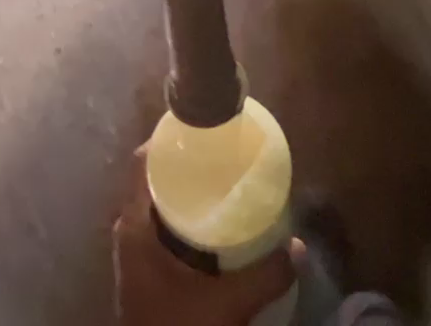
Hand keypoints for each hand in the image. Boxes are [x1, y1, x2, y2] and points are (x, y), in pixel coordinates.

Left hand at [112, 152, 298, 325]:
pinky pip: (165, 225)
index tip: (204, 123)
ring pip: (161, 203)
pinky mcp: (148, 269)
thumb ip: (266, 275)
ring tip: (226, 175)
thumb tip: (301, 246)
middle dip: (189, 162)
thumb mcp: (226, 306)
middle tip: (225, 149)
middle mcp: (130, 231)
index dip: (169, 138)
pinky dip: (188, 214)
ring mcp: (137, 251)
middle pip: (155, 178)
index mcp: (135, 227)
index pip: (144, 162)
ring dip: (190, 189)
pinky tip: (218, 218)